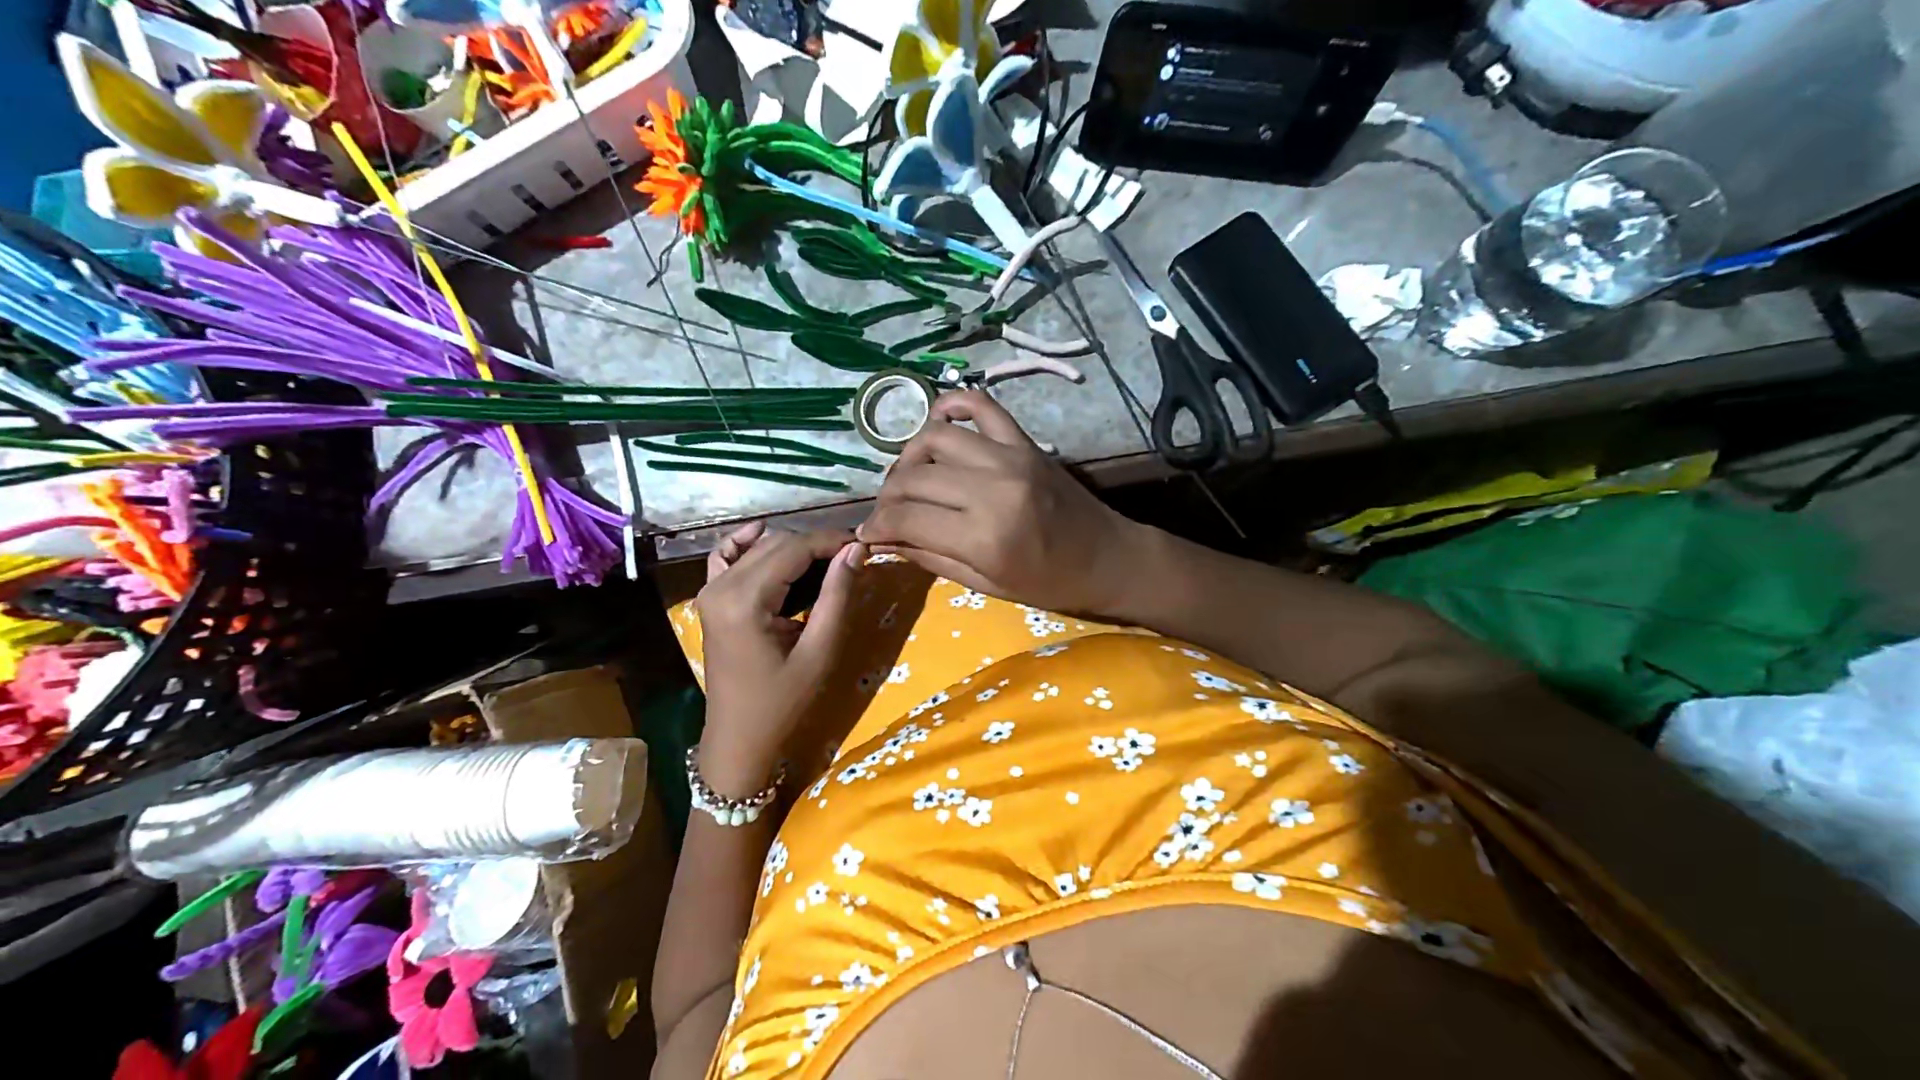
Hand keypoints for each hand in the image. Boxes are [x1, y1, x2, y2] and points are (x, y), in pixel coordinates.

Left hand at [696, 523, 862, 793]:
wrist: (740, 738)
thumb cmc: (783, 701)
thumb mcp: (819, 650)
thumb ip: (836, 595)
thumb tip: (856, 549)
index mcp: (745, 599)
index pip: (794, 548)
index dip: (831, 540)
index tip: (864, 544)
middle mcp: (720, 586)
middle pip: (776, 543)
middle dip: (815, 543)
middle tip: (852, 555)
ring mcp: (710, 590)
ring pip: (757, 547)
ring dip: (792, 546)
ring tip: (828, 560)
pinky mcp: (710, 599)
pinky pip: (726, 556)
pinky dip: (746, 543)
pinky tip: (765, 534)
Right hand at [857, 390, 1148, 615]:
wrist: (1107, 558)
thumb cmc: (1048, 583)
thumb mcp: (986, 584)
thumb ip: (931, 558)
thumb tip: (884, 539)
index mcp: (982, 537)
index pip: (905, 519)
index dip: (876, 526)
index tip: (868, 533)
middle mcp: (990, 490)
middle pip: (913, 478)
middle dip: (887, 497)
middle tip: (887, 512)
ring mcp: (1009, 458)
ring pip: (935, 438)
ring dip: (910, 457)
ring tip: (911, 479)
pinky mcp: (1024, 441)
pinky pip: (981, 405)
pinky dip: (952, 405)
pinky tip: (938, 422)